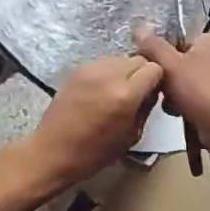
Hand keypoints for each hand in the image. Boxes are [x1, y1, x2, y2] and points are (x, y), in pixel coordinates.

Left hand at [26, 56, 163, 186]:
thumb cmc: (95, 152)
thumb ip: (146, 107)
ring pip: (120, 58)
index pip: (154, 69)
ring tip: (118, 90)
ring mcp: (92, 69)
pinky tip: (101, 90)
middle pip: (138, 59)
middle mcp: (110, 75)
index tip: (152, 93)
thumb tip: (153, 90)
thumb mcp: (132, 135)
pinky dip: (108, 72)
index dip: (157, 80)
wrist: (52, 151)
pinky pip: (103, 63)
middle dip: (142, 73)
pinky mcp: (78, 69)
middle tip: (137, 92)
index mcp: (126, 94)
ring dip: (125, 71)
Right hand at [133, 30, 209, 159]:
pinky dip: (183, 104)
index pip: (176, 38)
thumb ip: (153, 46)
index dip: (159, 51)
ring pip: (182, 80)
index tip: (147, 65)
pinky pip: (191, 96)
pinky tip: (179, 114)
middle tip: (160, 88)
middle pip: (177, 60)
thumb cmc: (199, 91)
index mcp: (209, 40)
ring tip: (171, 105)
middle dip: (165, 76)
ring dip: (171, 93)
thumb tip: (139, 28)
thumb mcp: (171, 65)